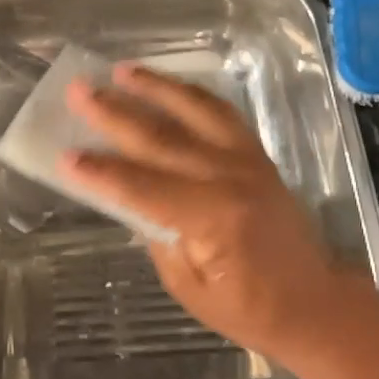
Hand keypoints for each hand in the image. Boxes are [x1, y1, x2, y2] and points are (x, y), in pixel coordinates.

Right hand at [60, 65, 362, 360]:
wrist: (314, 302)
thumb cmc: (249, 308)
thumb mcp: (189, 286)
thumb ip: (157, 236)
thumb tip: (129, 196)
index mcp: (212, 217)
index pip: (142, 188)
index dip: (100, 172)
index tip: (64, 155)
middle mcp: (229, 177)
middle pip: (162, 137)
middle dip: (115, 113)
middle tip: (79, 91)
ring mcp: (246, 159)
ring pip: (195, 110)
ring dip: (155, 87)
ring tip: (121, 70)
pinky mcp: (257, 153)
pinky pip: (221, 112)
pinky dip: (192, 94)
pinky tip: (169, 85)